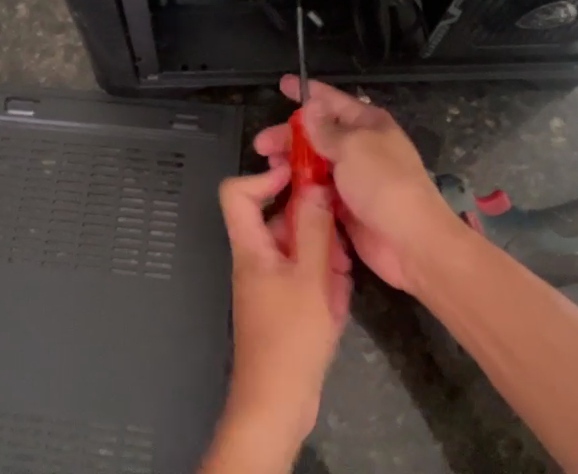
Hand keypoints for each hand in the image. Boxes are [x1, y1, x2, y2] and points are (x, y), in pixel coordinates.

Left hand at [214, 167, 349, 451]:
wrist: (277, 404)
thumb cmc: (290, 339)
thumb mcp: (311, 278)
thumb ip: (315, 229)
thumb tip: (314, 184)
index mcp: (250, 247)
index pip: (236, 192)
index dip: (264, 176)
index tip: (299, 174)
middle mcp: (255, 259)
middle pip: (278, 220)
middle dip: (313, 224)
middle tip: (340, 237)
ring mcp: (269, 284)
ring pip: (297, 249)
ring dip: (324, 256)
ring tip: (341, 278)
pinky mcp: (282, 306)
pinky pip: (304, 277)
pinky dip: (323, 282)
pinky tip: (338, 300)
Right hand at [260, 77, 461, 291]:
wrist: (411, 241)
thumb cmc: (383, 183)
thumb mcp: (352, 146)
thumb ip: (325, 129)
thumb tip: (311, 107)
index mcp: (368, 124)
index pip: (333, 101)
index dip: (307, 93)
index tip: (283, 85)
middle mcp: (362, 147)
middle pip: (319, 135)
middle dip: (290, 136)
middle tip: (262, 145)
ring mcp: (354, 179)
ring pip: (315, 164)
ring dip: (292, 164)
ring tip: (270, 169)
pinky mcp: (347, 207)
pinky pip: (318, 192)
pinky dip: (302, 190)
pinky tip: (282, 192)